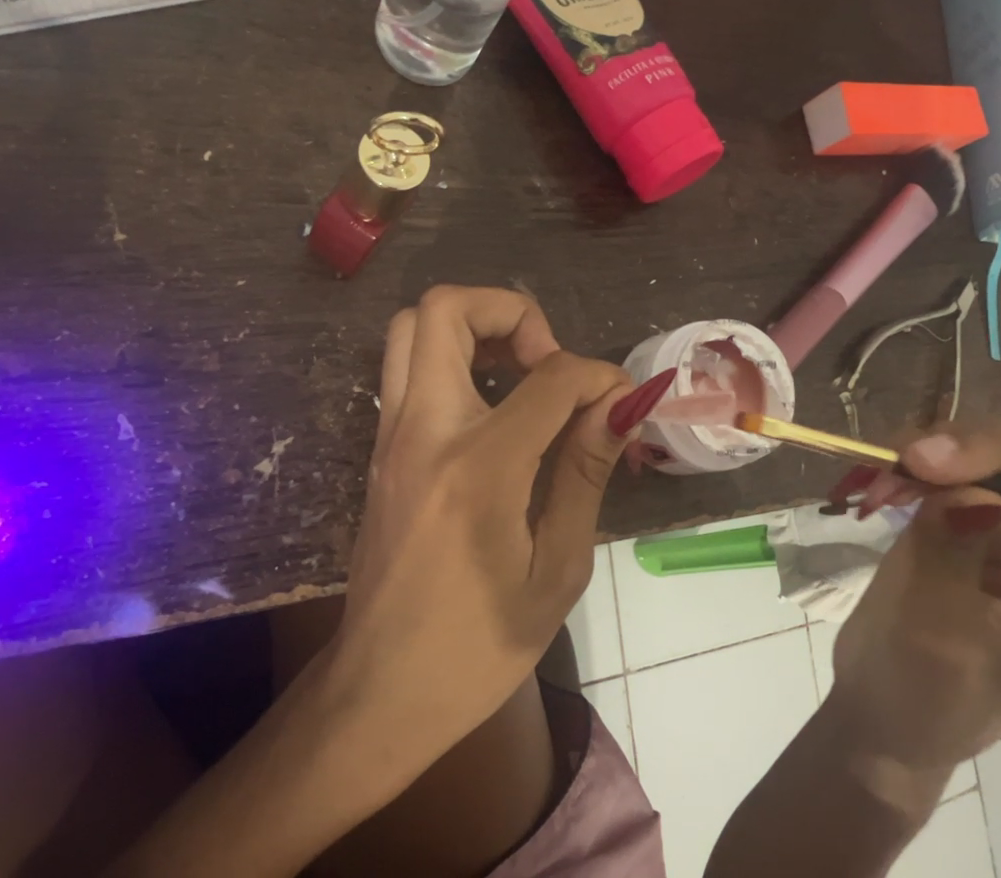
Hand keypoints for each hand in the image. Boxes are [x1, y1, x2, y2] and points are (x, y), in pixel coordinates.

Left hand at [330, 286, 632, 748]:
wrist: (380, 691)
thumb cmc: (478, 647)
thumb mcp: (556, 570)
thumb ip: (585, 474)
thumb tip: (619, 407)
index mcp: (479, 467)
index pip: (551, 375)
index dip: (601, 377)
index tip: (622, 407)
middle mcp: (424, 432)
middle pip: (445, 309)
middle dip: (511, 311)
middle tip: (548, 365)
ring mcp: (390, 437)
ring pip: (411, 329)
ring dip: (472, 328)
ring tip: (522, 376)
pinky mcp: (379, 452)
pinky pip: (406, 371)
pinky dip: (451, 361)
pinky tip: (494, 412)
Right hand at [829, 421, 1000, 769]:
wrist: (881, 708)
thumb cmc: (933, 697)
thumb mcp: (946, 636)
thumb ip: (957, 555)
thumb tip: (966, 490)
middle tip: (928, 460)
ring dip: (951, 448)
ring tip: (896, 468)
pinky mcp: (964, 508)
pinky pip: (955, 459)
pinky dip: (917, 460)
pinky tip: (881, 484)